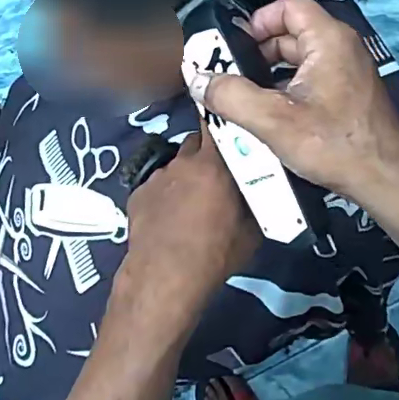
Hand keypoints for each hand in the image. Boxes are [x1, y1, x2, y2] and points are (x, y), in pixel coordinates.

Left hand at [112, 127, 262, 339]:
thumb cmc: (216, 253)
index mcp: (215, 164)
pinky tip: (169, 217)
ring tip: (192, 201)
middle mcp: (184, 162)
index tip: (231, 127)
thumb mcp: (252, 229)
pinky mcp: (138, 192)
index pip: (218, 122)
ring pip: (176, 164)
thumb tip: (260, 186)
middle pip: (196, 141)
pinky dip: (165, 193)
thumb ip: (254, 198)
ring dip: (186, 173)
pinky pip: (157, 184)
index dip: (223, 122)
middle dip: (207, 151)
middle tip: (218, 173)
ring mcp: (158, 176)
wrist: (164, 277)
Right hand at [193, 0, 398, 202]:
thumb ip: (231, 96)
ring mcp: (349, 72)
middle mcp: (342, 48)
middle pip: (292, 33)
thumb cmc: (333, 143)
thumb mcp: (273, 120)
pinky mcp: (350, 95)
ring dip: (271, 74)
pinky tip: (272, 117)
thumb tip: (197, 79)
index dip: (258, 20)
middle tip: (232, 76)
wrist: (386, 179)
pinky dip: (289, 89)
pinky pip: (312, 79)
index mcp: (328, 40)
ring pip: (300, 59)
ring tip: (245, 98)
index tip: (235, 46)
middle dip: (258, 52)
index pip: (289, 6)